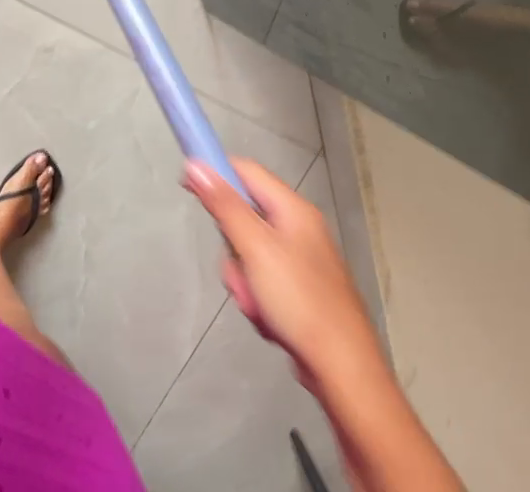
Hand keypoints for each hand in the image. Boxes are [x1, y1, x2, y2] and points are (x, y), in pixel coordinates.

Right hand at [184, 157, 386, 392]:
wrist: (341, 366)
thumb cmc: (298, 300)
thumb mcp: (255, 248)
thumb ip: (224, 206)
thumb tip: (196, 164)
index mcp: (293, 210)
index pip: (245, 171)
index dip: (215, 174)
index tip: (188, 188)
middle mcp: (299, 228)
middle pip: (243, 216)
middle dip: (231, 246)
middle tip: (238, 268)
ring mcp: (300, 259)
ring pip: (247, 253)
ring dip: (242, 278)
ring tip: (257, 301)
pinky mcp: (298, 288)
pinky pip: (260, 279)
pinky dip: (256, 297)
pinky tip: (268, 316)